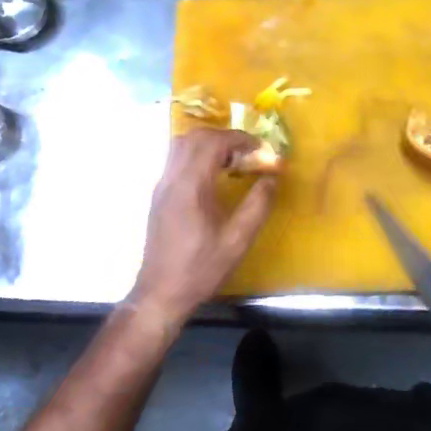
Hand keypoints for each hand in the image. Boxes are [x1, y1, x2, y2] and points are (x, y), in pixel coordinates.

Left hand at [128, 130, 276, 324]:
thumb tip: (272, 178)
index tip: (259, 148)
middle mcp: (172, 178)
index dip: (239, 138)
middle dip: (224, 137)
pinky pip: (176, 159)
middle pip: (195, 136)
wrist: (160, 293)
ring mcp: (162, 185)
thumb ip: (257, 206)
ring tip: (231, 162)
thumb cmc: (200, 269)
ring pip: (182, 144)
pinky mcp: (158, 194)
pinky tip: (213, 177)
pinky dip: (196, 155)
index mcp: (191, 186)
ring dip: (208, 143)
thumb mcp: (237, 241)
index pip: (213, 142)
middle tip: (247, 153)